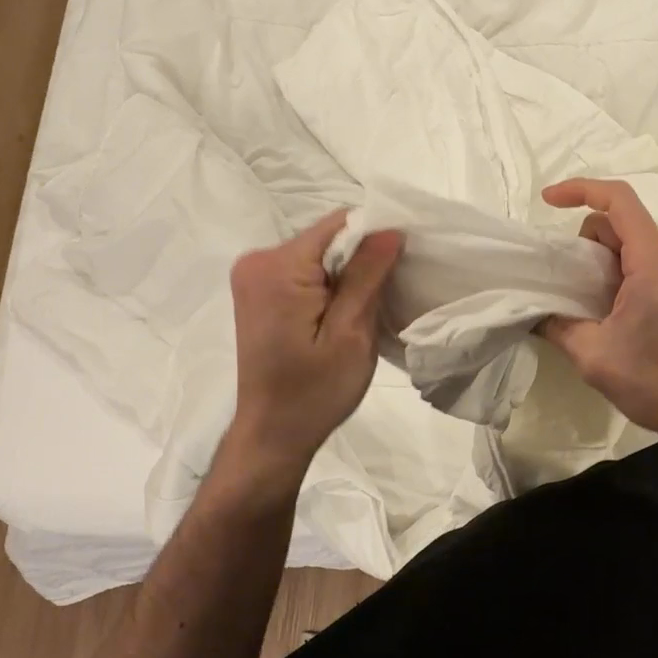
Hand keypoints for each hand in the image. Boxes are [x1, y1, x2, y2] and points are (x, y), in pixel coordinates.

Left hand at [227, 211, 401, 471]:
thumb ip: (367, 276)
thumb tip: (390, 229)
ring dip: (349, 272)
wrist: (273, 433)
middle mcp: (258, 261)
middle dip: (363, 257)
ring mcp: (255, 275)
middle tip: (389, 293)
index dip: (377, 237)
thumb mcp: (351, 333)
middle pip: (329, 236)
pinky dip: (332, 283)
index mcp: (278, 267)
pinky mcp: (260, 291)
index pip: (340, 224)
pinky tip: (346, 311)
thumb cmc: (314, 390)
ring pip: (321, 252)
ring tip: (369, 307)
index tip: (402, 266)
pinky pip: (308, 268)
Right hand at [538, 178, 657, 448]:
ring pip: (632, 244)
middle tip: (564, 282)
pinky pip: (646, 263)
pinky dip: (619, 274)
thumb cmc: (657, 382)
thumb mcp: (593, 356)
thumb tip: (531, 310)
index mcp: (655, 261)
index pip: (619, 200)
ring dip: (602, 261)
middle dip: (585, 241)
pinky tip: (607, 313)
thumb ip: (557, 324)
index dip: (580, 189)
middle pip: (621, 222)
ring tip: (584, 304)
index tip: (547, 200)